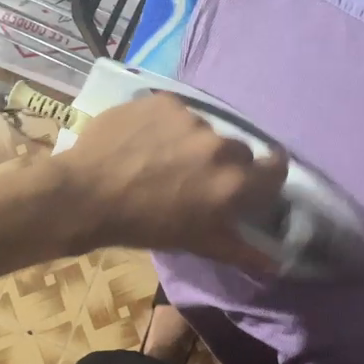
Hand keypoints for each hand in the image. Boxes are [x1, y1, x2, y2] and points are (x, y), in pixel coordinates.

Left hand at [50, 94, 287, 270]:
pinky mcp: (164, 101)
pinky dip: (165, 124)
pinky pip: (176, 112)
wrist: (86, 194)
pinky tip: (144, 139)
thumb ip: (240, 250)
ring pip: (204, 128)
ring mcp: (191, 118)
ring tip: (163, 157)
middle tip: (196, 176)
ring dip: (192, 141)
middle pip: (237, 149)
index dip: (267, 174)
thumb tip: (277, 263)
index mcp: (234, 182)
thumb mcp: (196, 242)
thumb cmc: (144, 225)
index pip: (275, 168)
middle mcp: (220, 145)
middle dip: (223, 162)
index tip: (254, 180)